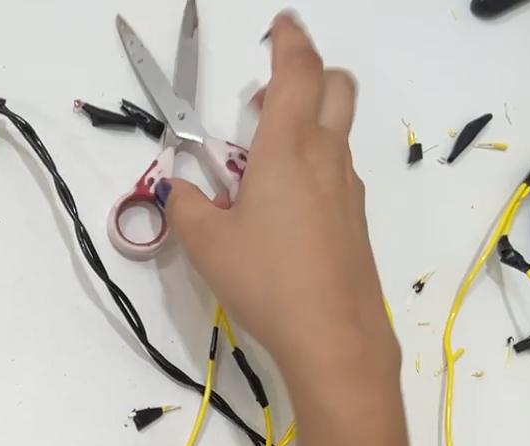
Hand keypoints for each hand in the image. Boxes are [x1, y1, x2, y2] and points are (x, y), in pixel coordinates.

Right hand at [164, 12, 394, 404]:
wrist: (331, 331)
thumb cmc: (266, 279)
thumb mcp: (207, 245)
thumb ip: (185, 208)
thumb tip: (176, 187)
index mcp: (287, 147)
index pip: (296, 70)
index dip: (288, 39)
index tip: (279, 25)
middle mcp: (325, 156)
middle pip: (336, 85)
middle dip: (309, 73)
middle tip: (270, 95)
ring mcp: (347, 187)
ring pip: (337, 131)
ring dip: (308, 124)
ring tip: (263, 165)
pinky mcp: (354, 219)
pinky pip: (336, 172)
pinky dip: (312, 167)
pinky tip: (282, 212)